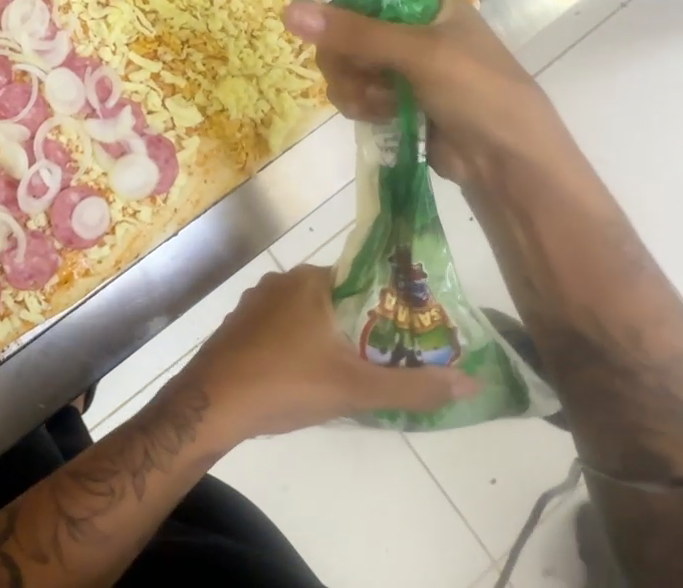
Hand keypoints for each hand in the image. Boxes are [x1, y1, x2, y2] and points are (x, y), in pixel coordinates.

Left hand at [163, 265, 477, 448]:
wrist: (211, 403)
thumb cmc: (285, 383)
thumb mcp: (357, 389)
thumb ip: (415, 387)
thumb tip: (471, 383)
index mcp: (310, 281)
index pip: (365, 279)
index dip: (395, 305)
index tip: (420, 332)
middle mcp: (282, 283)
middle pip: (339, 299)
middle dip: (368, 327)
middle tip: (400, 360)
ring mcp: (256, 305)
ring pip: (311, 316)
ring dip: (337, 339)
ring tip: (365, 372)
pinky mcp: (242, 328)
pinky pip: (286, 330)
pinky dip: (307, 347)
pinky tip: (318, 377)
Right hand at [282, 0, 574, 187]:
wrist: (507, 160)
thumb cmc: (477, 90)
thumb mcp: (418, 52)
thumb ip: (353, 32)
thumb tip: (288, 11)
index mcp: (426, 0)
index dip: (337, 7)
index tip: (329, 31)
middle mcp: (410, 26)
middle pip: (343, 30)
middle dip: (345, 58)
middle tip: (362, 73)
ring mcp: (400, 65)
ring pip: (343, 64)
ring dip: (352, 85)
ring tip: (378, 102)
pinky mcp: (392, 98)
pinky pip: (352, 91)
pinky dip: (358, 104)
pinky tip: (377, 115)